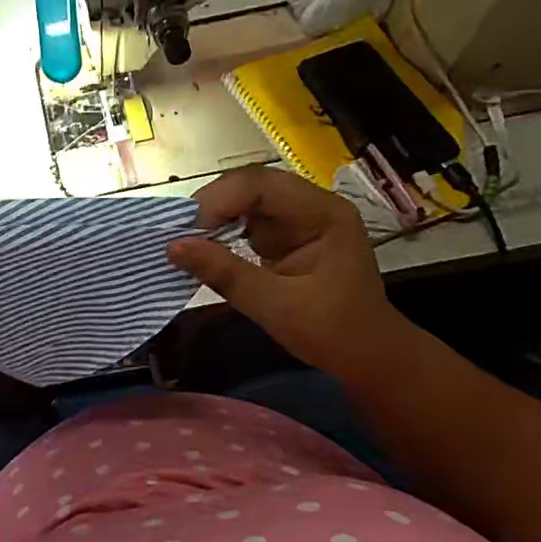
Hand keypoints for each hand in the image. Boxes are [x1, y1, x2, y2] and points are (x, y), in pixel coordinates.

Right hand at [167, 166, 410, 377]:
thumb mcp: (274, 306)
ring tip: (189, 242)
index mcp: (323, 213)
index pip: (263, 185)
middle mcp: (314, 205)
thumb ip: (224, 273)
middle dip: (215, 206)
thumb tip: (172, 247)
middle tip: (182, 235)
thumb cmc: (331, 332)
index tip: (188, 232)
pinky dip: (226, 232)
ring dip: (217, 218)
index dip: (220, 200)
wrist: (368, 356)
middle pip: (254, 186)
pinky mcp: (290, 235)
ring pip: (248, 201)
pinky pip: (251, 222)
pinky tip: (208, 249)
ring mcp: (302, 219)